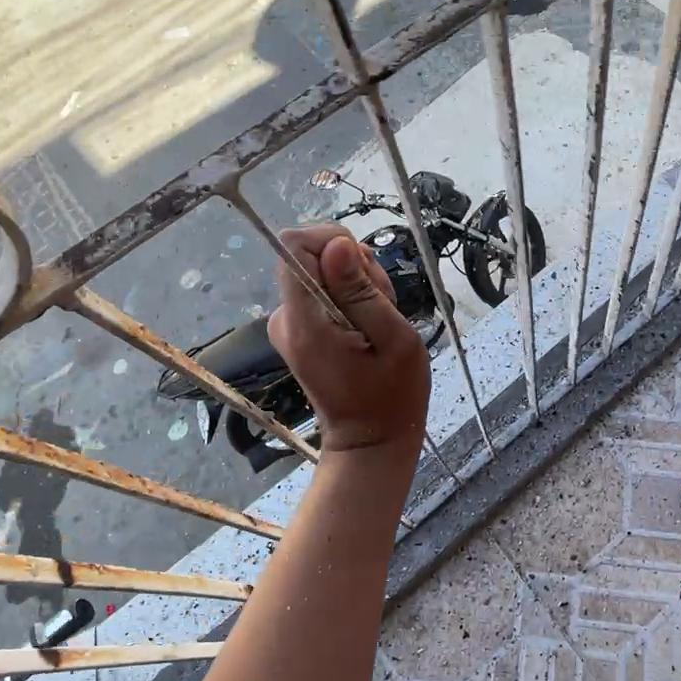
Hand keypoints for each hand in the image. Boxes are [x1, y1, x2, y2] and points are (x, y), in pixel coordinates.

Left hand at [267, 225, 429, 455]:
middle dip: (353, 268)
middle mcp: (286, 317)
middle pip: (312, 256)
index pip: (295, 245)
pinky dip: (350, 299)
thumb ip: (363, 291)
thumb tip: (337, 244)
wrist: (371, 440)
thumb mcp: (394, 339)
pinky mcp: (298, 329)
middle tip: (381, 306)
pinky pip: (323, 291)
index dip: (332, 240)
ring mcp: (289, 324)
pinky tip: (369, 327)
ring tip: (378, 322)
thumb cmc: (393, 395)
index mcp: (305, 320)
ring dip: (357, 285)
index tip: (364, 266)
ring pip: (323, 272)